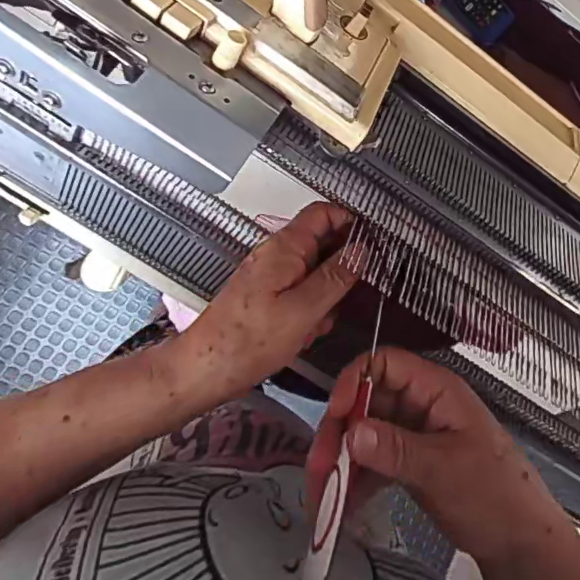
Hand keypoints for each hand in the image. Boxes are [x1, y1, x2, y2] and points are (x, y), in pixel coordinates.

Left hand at [177, 202, 357, 398]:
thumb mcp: (303, 310)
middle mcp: (275, 254)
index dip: (350, 222)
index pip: (323, 213)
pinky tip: (304, 333)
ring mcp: (270, 274)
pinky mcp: (267, 295)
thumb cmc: (246, 340)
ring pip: (314, 273)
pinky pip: (300, 293)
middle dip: (340, 271)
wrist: (208, 366)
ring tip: (317, 324)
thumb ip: (335, 278)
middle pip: (322, 243)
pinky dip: (309, 311)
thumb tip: (360, 252)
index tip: (371, 243)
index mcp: (284, 247)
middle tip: (346, 297)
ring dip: (324, 298)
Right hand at [306, 347, 570, 564]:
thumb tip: (353, 433)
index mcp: (436, 390)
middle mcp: (421, 405)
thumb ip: (396, 450)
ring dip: (341, 457)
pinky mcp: (407, 461)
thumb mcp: (445, 470)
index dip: (355, 382)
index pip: (384, 364)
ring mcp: (413, 433)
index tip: (337, 412)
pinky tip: (344, 499)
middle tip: (322, 461)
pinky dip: (355, 477)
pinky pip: (371, 459)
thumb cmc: (501, 497)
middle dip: (340, 430)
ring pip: (364, 432)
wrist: (523, 547)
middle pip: (366, 401)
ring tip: (326, 488)